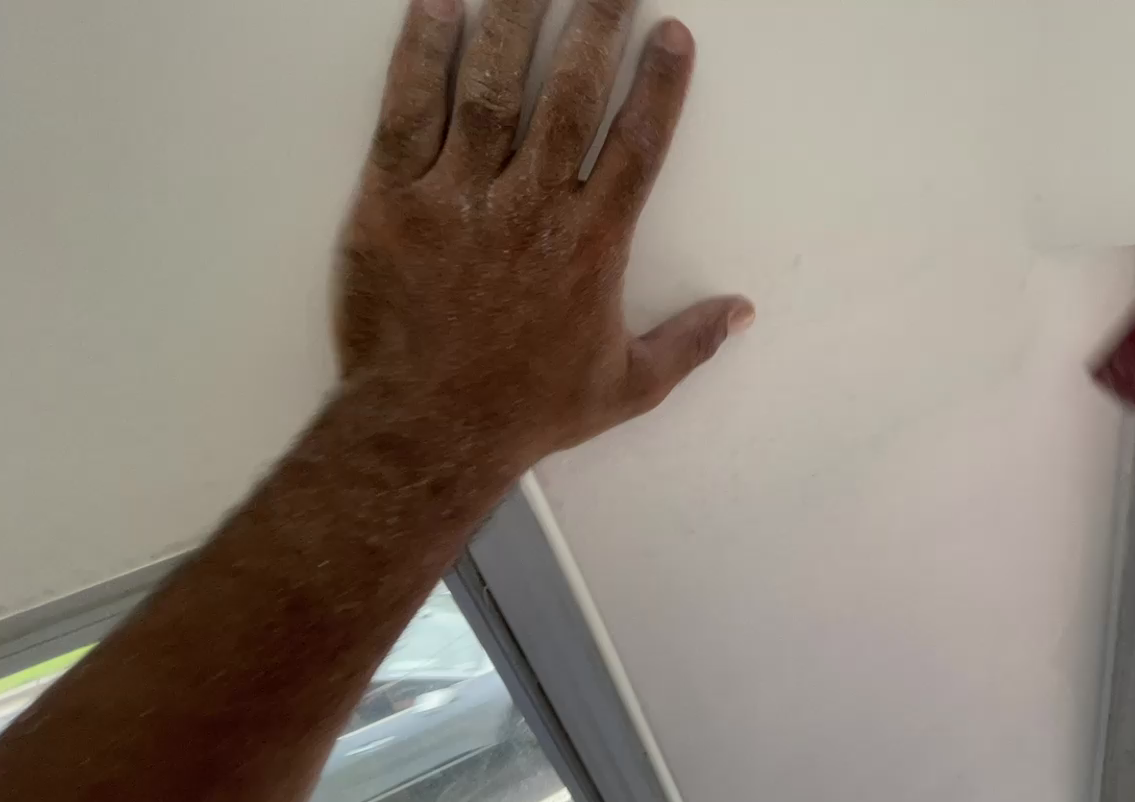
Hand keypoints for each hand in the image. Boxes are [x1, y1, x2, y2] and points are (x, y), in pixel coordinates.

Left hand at [335, 0, 752, 463]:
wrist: (435, 427)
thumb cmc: (534, 407)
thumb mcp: (632, 386)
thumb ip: (691, 342)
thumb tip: (740, 313)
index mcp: (593, 249)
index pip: (637, 147)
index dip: (658, 86)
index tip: (671, 37)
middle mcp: (532, 209)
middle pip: (570, 95)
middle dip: (594, 24)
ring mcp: (460, 197)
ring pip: (491, 85)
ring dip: (515, 16)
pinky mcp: (393, 199)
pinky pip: (406, 106)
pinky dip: (422, 49)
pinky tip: (439, 4)